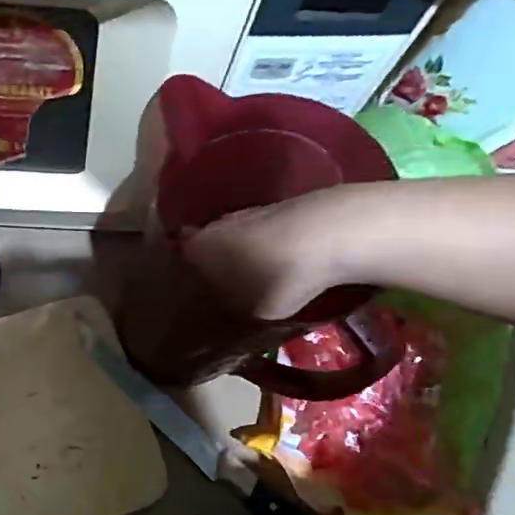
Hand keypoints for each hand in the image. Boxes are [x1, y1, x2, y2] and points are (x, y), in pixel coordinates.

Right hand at [179, 195, 349, 321]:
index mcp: (197, 247)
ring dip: (243, 252)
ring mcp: (250, 209)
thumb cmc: (278, 279)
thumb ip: (232, 308)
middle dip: (214, 262)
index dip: (186, 275)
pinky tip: (283, 260)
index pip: (179, 259)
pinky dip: (269, 244)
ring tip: (257, 275)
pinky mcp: (282, 204)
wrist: (334, 233)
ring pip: (237, 235)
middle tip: (225, 287)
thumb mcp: (251, 311)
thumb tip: (227, 307)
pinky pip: (264, 230)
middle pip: (208, 244)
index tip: (195, 292)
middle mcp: (215, 223)